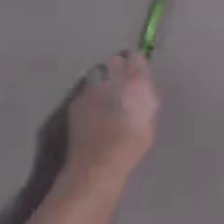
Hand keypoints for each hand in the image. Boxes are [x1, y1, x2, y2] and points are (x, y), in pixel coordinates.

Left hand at [63, 50, 159, 187]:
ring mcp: (90, 91)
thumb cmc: (129, 146)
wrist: (97, 165)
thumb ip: (146, 99)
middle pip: (114, 62)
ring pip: (97, 74)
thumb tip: (144, 85)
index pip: (136, 59)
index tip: (138, 64)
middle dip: (118, 68)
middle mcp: (110, 82)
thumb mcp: (148, 122)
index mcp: (133, 84)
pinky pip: (85, 90)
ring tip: (106, 93)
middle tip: (122, 80)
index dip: (137, 60)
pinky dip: (90, 94)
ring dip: (103, 79)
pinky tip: (93, 108)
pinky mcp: (75, 103)